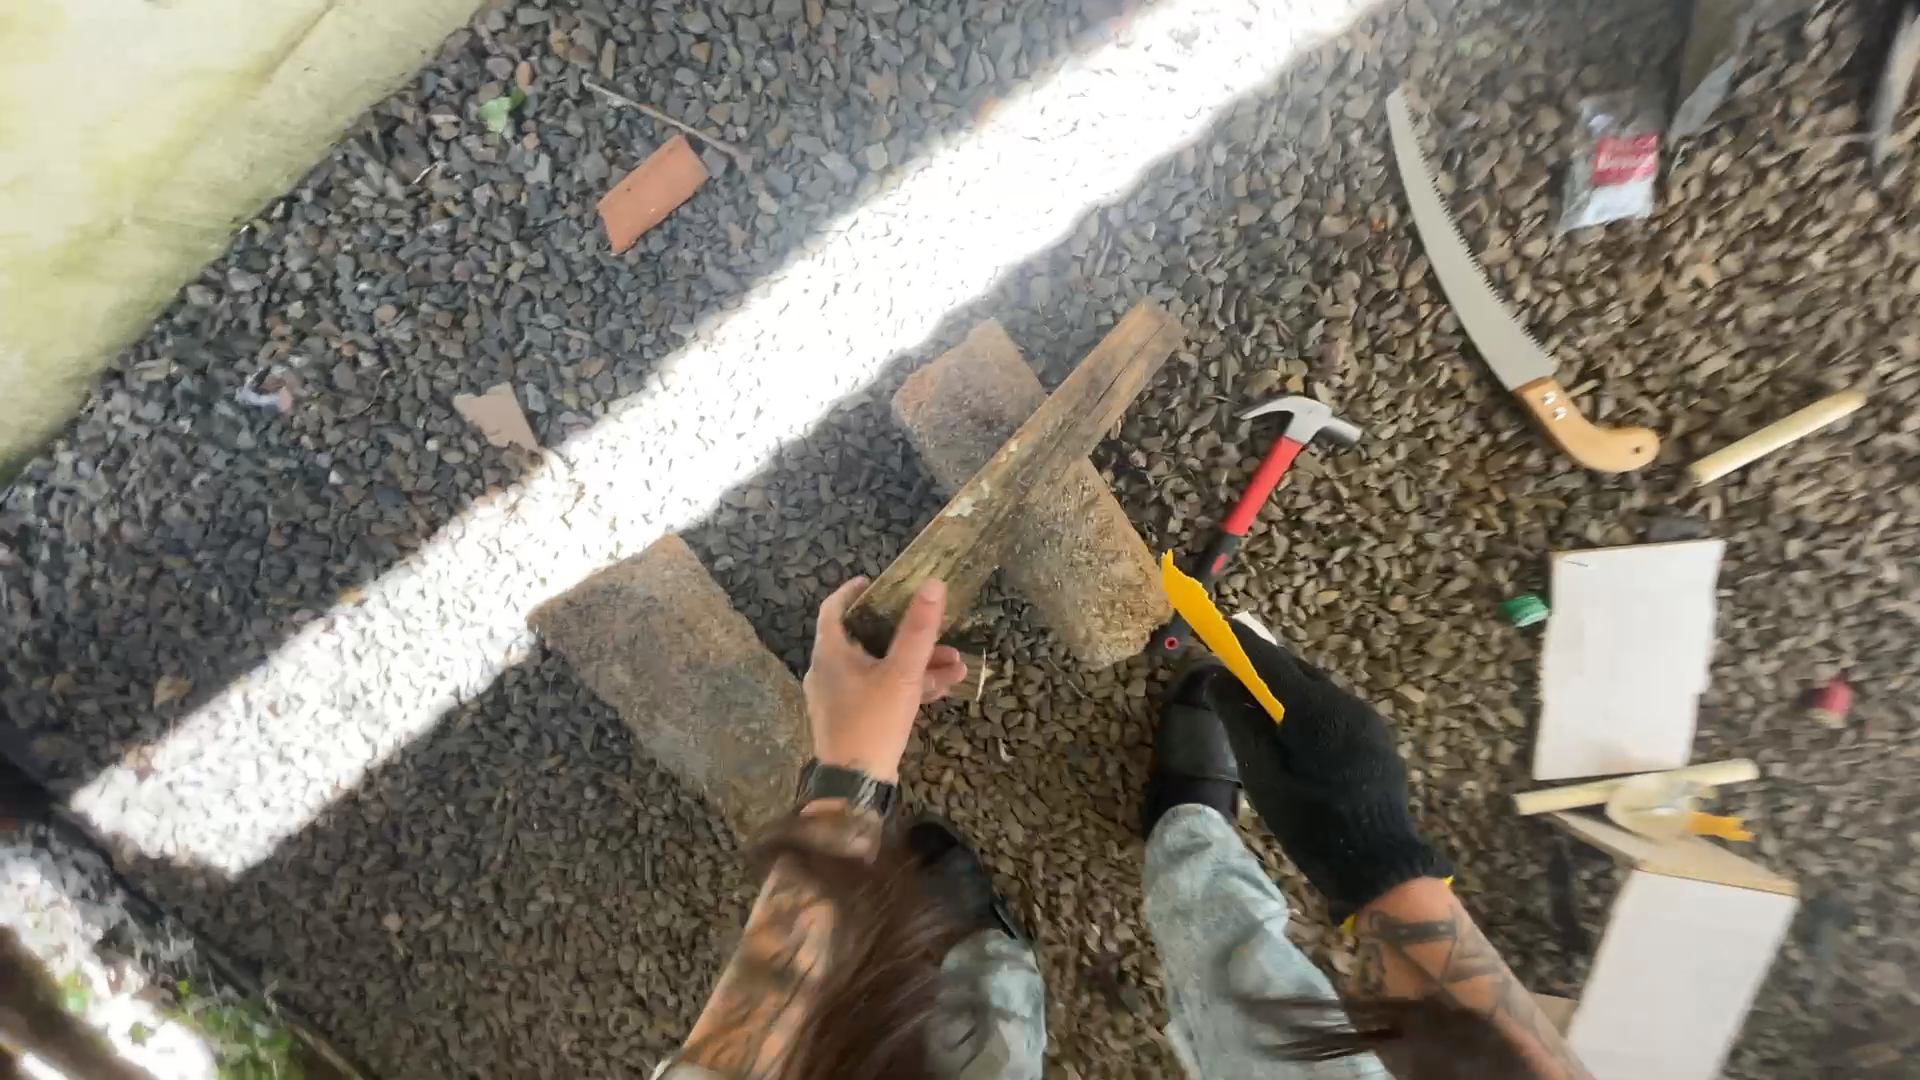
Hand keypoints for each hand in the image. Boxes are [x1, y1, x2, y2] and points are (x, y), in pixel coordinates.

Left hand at [805, 577, 967, 782]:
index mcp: (830, 653)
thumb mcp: (902, 673)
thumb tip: (933, 586)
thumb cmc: (873, 720)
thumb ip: (918, 630)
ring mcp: (841, 697)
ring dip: (917, 662)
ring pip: (881, 667)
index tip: (875, 581)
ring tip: (955, 661)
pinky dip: (908, 685)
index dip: (852, 592)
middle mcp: (829, 671)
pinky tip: (946, 686)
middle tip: (932, 625)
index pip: (833, 608)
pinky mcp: (854, 718)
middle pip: (867, 638)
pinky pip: (882, 690)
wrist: (856, 784)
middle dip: (907, 633)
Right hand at [1203, 621, 1448, 921]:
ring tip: (1261, 706)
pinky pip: (1335, 710)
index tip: (1223, 623)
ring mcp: (1368, 721)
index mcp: (1315, 709)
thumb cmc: (1308, 821)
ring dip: (1287, 690)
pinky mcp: (1378, 739)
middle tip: (1236, 668)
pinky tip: (1295, 733)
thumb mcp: (1260, 772)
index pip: (1271, 661)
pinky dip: (1308, 709)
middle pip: (1297, 671)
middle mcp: (1347, 704)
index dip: (1243, 642)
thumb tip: (1217, 679)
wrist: (1377, 866)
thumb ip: (1238, 719)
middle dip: (1265, 665)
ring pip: (1318, 691)